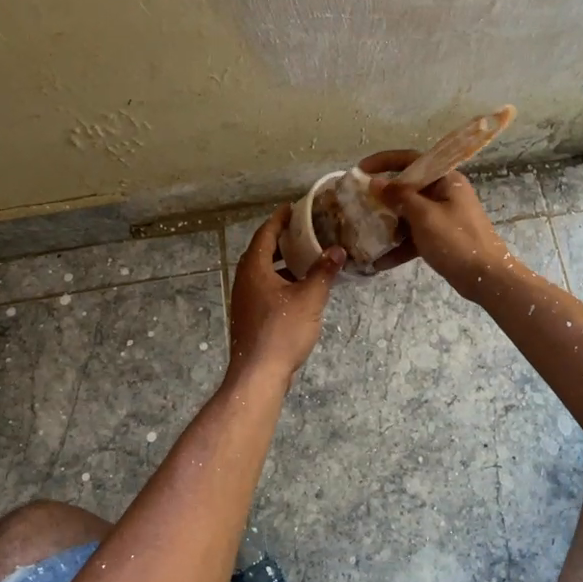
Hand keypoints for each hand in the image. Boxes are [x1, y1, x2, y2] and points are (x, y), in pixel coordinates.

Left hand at [228, 205, 344, 382]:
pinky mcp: (250, 316)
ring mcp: (245, 299)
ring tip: (307, 256)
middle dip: (282, 239)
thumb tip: (338, 250)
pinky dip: (281, 280)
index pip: (265, 234)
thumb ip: (323, 271)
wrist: (258, 374)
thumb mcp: (310, 298)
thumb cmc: (282, 331)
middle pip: (262, 251)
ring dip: (283, 262)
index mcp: (255, 268)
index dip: (280, 219)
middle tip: (305, 230)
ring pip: (263, 271)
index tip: (294, 208)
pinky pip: (265, 287)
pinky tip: (300, 288)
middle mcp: (245, 280)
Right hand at [361, 151, 520, 292]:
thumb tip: (376, 182)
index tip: (361, 169)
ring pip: (408, 214)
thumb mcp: (424, 216)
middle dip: (382, 197)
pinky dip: (400, 247)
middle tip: (358, 203)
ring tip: (364, 233)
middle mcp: (444, 193)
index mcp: (445, 180)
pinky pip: (415, 236)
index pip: (411, 160)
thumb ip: (399, 196)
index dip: (384, 161)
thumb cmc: (457, 241)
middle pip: (407, 188)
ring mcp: (442, 217)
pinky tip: (380, 262)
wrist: (487, 278)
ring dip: (388, 224)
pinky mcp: (441, 238)